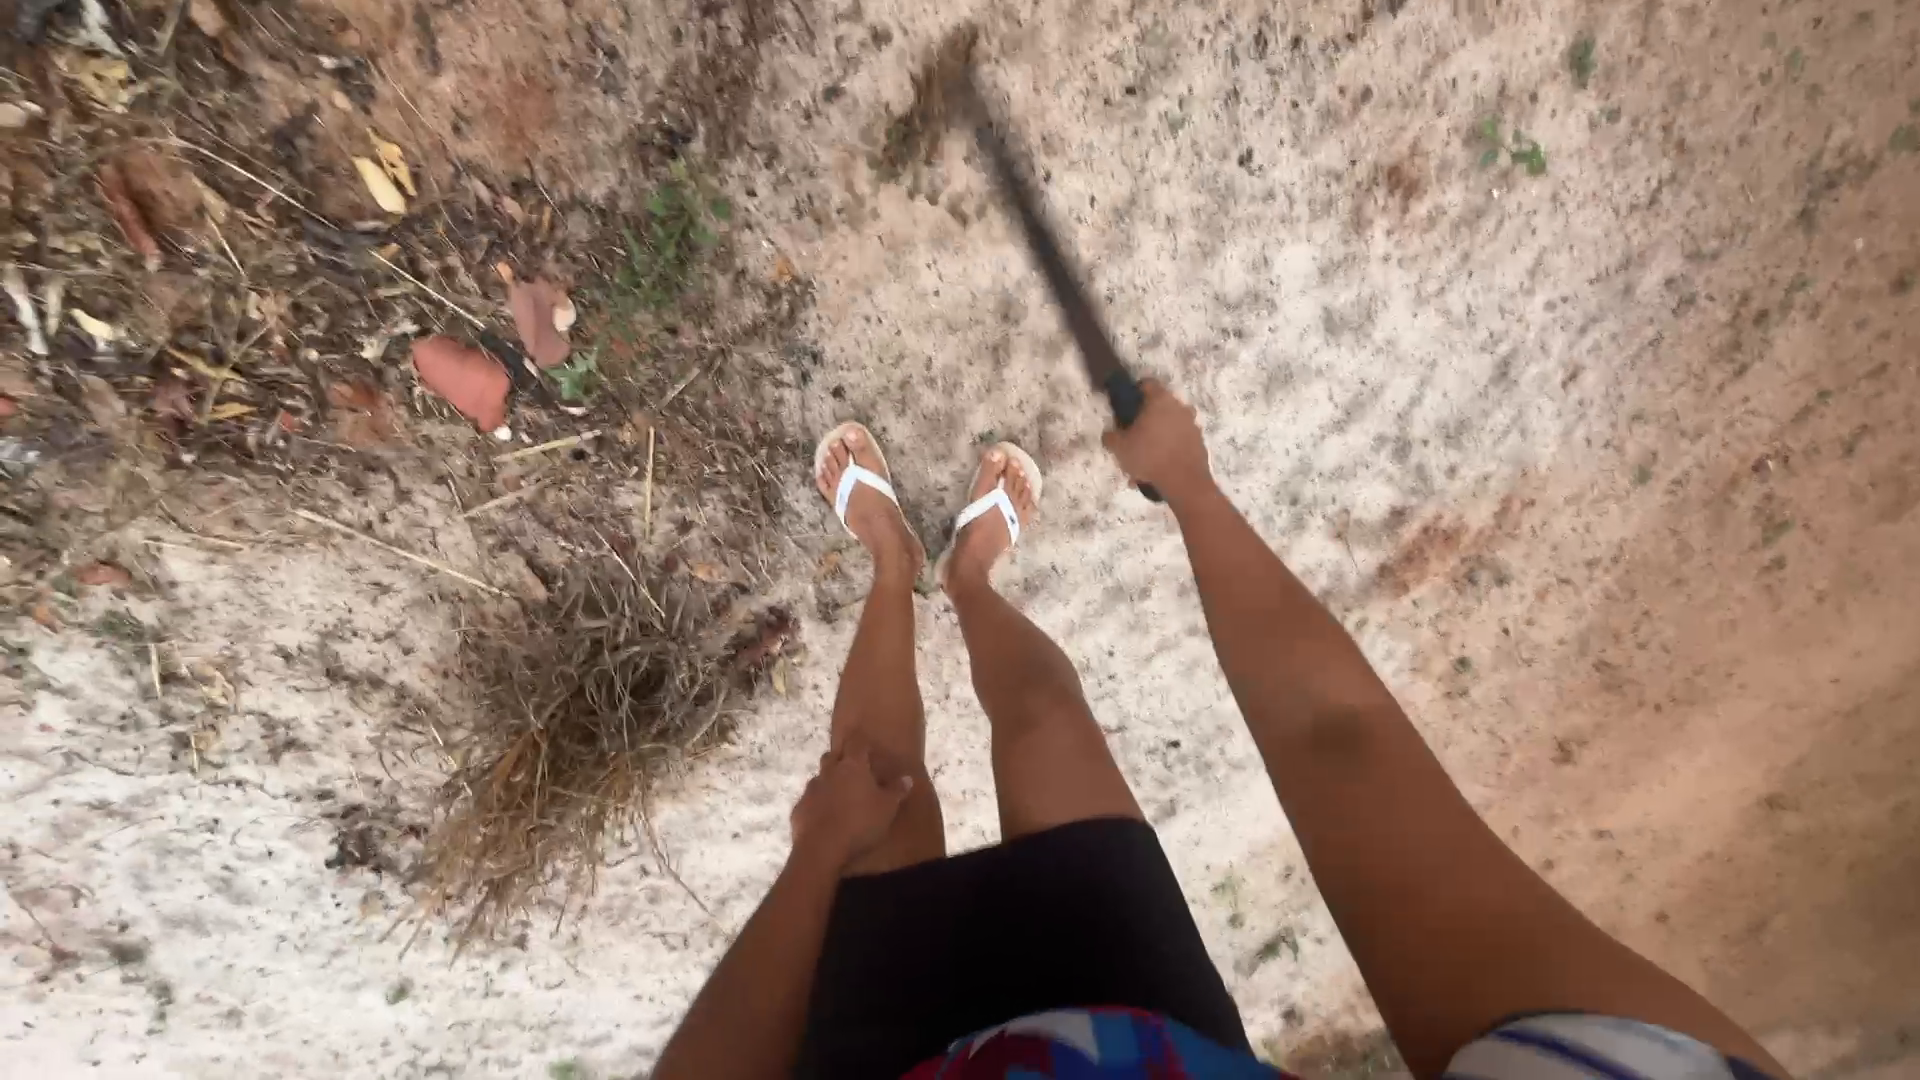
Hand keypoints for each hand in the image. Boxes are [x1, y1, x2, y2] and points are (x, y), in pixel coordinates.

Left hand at [789, 736, 913, 870]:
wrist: (821, 849)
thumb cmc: (860, 823)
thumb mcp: (887, 808)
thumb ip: (896, 791)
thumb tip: (907, 777)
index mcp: (852, 766)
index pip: (856, 743)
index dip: (861, 743)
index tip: (867, 748)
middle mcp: (829, 772)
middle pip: (832, 756)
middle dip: (841, 759)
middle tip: (853, 771)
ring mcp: (811, 790)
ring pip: (819, 778)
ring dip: (828, 783)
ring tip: (839, 797)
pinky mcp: (799, 809)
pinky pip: (809, 801)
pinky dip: (816, 805)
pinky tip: (824, 818)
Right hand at [1101, 379, 1213, 500]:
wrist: (1184, 481)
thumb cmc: (1149, 456)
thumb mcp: (1119, 448)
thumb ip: (1110, 437)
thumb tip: (1109, 434)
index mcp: (1160, 400)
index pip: (1147, 383)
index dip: (1134, 392)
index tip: (1126, 406)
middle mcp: (1179, 406)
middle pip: (1159, 406)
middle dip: (1146, 418)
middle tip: (1133, 436)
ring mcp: (1192, 424)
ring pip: (1169, 425)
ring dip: (1157, 436)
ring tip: (1144, 459)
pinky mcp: (1199, 442)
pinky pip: (1179, 440)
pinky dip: (1169, 449)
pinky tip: (1158, 468)